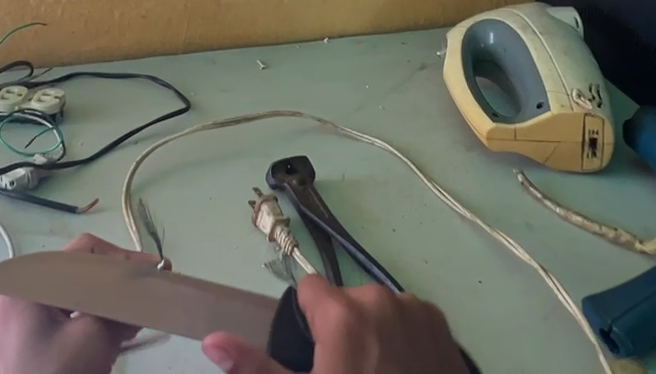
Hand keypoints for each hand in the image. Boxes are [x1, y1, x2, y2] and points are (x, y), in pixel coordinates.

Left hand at [0, 233, 161, 373]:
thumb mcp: (93, 340)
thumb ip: (119, 309)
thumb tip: (144, 293)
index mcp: (29, 280)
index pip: (85, 252)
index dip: (124, 259)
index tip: (155, 271)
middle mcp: (20, 288)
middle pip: (79, 271)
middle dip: (117, 283)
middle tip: (148, 293)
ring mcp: (20, 314)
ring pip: (73, 294)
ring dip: (106, 302)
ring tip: (134, 316)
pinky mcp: (24, 337)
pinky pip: (62, 315)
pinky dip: (89, 318)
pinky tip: (112, 332)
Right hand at [200, 275, 468, 373]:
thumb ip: (256, 366)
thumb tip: (213, 340)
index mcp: (342, 314)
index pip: (309, 290)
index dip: (310, 324)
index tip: (318, 356)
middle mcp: (378, 298)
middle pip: (345, 301)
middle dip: (343, 330)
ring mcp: (414, 309)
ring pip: (378, 308)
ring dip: (375, 332)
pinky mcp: (442, 324)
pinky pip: (410, 317)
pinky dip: (405, 337)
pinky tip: (406, 371)